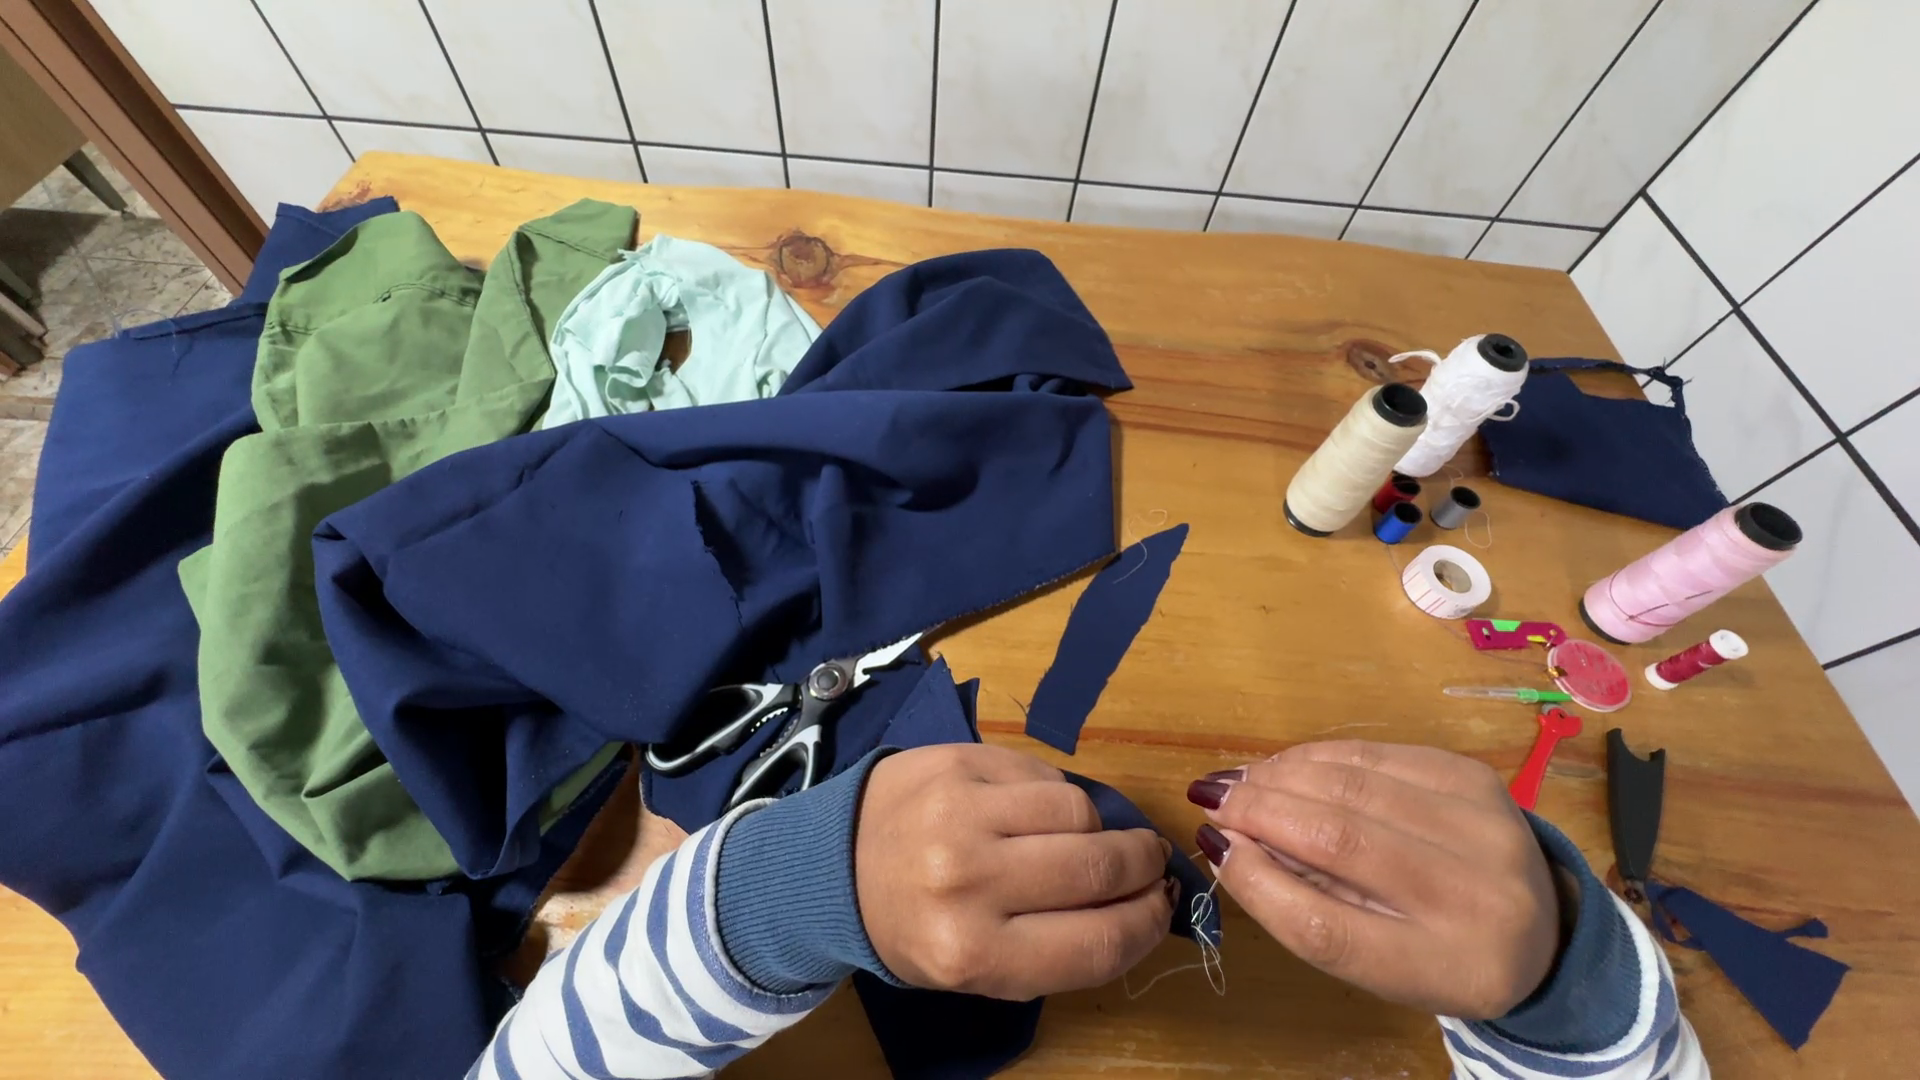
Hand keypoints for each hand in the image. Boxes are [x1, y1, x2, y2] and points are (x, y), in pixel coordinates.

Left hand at [856, 744, 1174, 999]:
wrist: (835, 862)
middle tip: (1147, 860)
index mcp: (973, 953)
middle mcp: (968, 881)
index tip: (1161, 904)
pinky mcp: (957, 761)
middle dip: (1140, 864)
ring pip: (1077, 809)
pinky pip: (1041, 771)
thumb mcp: (977, 967)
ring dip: (1096, 824)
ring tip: (1082, 833)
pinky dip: (1055, 792)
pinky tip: (1040, 807)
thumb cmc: (913, 925)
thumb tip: (1143, 900)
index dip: (1146, 923)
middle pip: (1098, 868)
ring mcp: (961, 811)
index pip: (1097, 942)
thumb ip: (1057, 945)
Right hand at [1186, 740, 1560, 1018]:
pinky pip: (1370, 754)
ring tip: (1236, 782)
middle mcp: (1479, 897)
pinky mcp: (1474, 777)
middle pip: (1337, 839)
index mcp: (1450, 969)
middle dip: (1256, 810)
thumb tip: (1226, 837)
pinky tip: (1283, 767)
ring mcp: (1485, 827)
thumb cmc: (1434, 951)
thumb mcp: (1371, 960)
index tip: (1211, 842)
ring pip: (1349, 784)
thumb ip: (1297, 903)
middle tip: (1209, 799)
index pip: (1326, 927)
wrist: (1540, 927)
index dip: (1255, 881)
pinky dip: (1313, 757)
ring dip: (1276, 776)